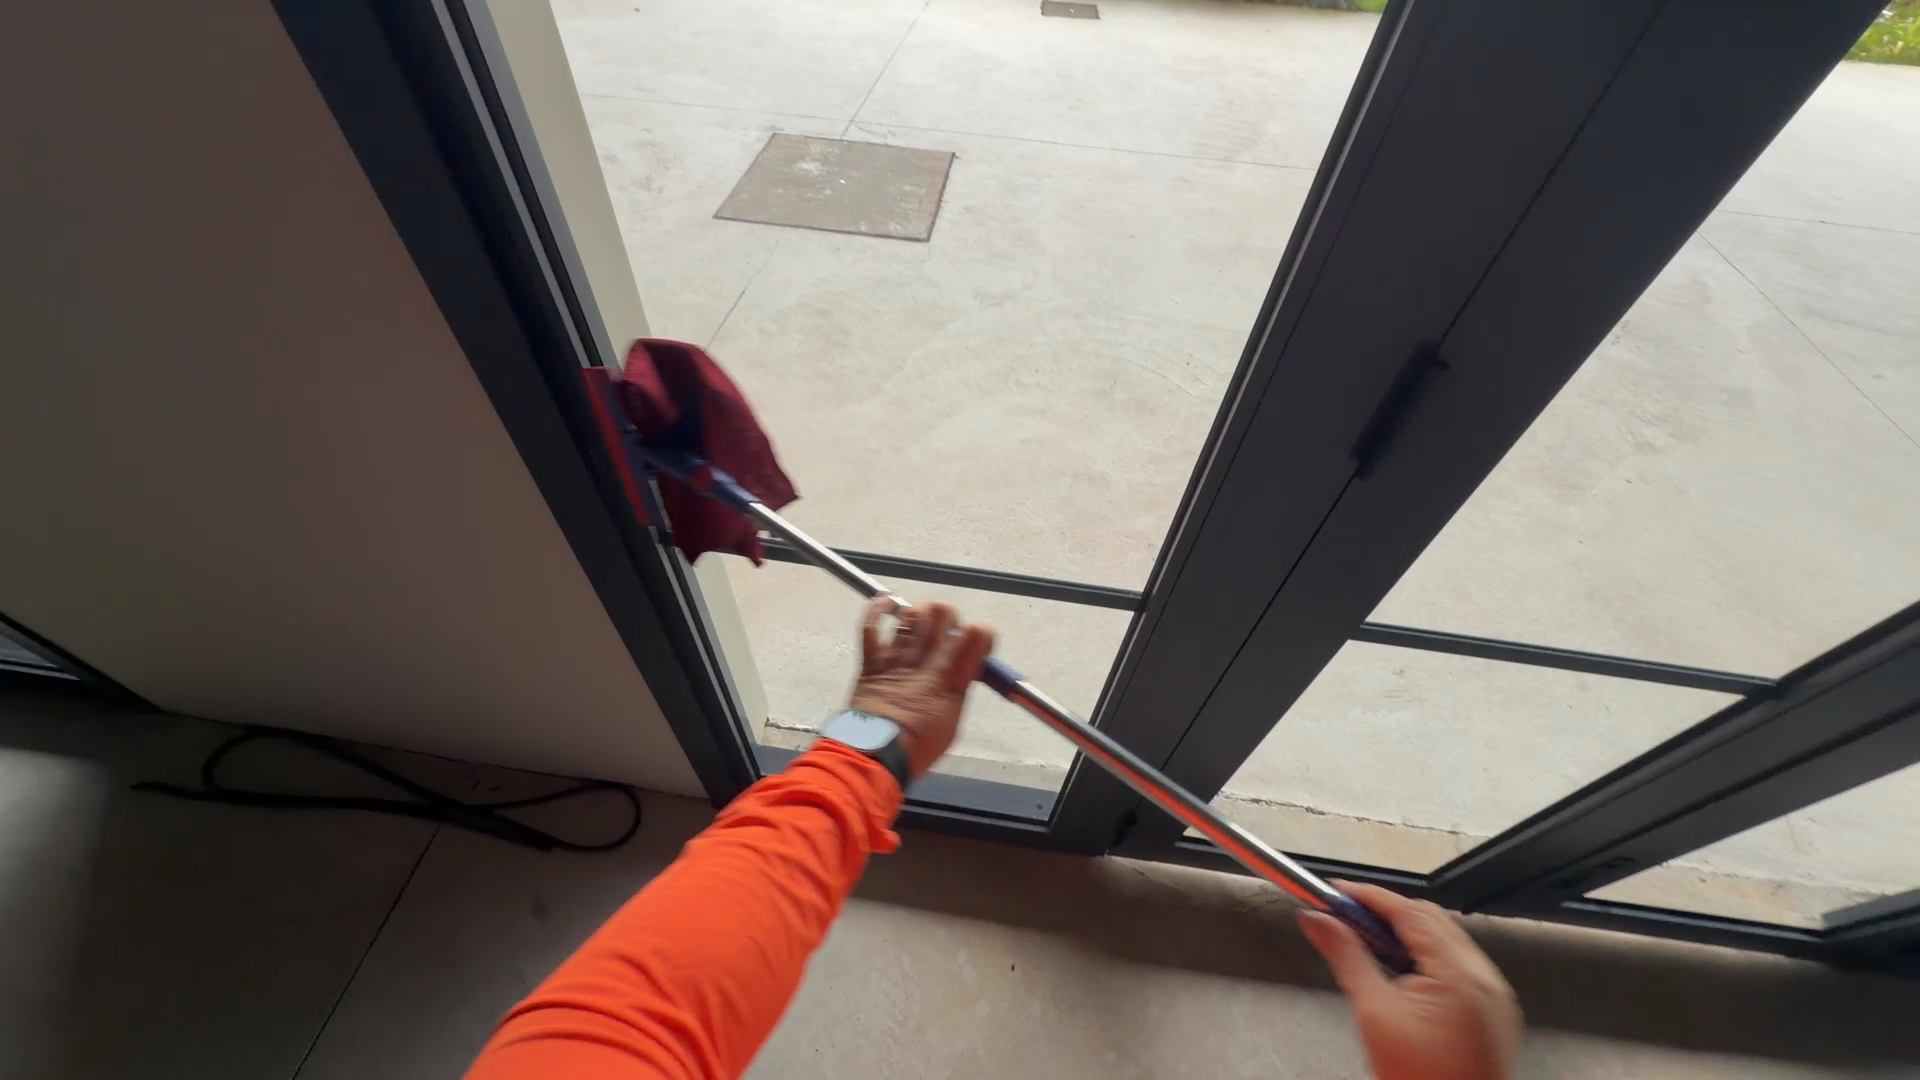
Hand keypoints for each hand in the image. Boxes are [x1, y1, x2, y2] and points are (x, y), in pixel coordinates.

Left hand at [848, 597, 994, 780]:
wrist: (875, 756)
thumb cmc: (917, 748)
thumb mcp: (952, 723)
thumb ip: (958, 691)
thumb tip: (963, 671)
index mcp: (951, 680)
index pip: (976, 636)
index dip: (981, 633)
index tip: (978, 640)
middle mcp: (926, 661)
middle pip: (944, 615)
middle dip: (949, 617)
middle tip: (946, 632)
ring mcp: (897, 657)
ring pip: (913, 614)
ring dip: (921, 612)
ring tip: (921, 622)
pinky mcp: (872, 659)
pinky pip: (872, 624)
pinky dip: (879, 608)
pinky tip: (890, 602)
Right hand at [1299, 882, 1520, 1079]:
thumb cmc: (1417, 1079)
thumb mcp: (1373, 1012)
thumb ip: (1345, 955)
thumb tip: (1315, 919)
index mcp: (1461, 976)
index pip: (1410, 912)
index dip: (1368, 896)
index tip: (1334, 891)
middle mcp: (1485, 979)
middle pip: (1430, 918)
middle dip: (1384, 909)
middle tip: (1343, 913)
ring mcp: (1493, 996)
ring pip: (1443, 936)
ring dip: (1403, 929)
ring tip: (1363, 936)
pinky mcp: (1491, 1011)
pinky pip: (1454, 960)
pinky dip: (1422, 950)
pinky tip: (1394, 962)